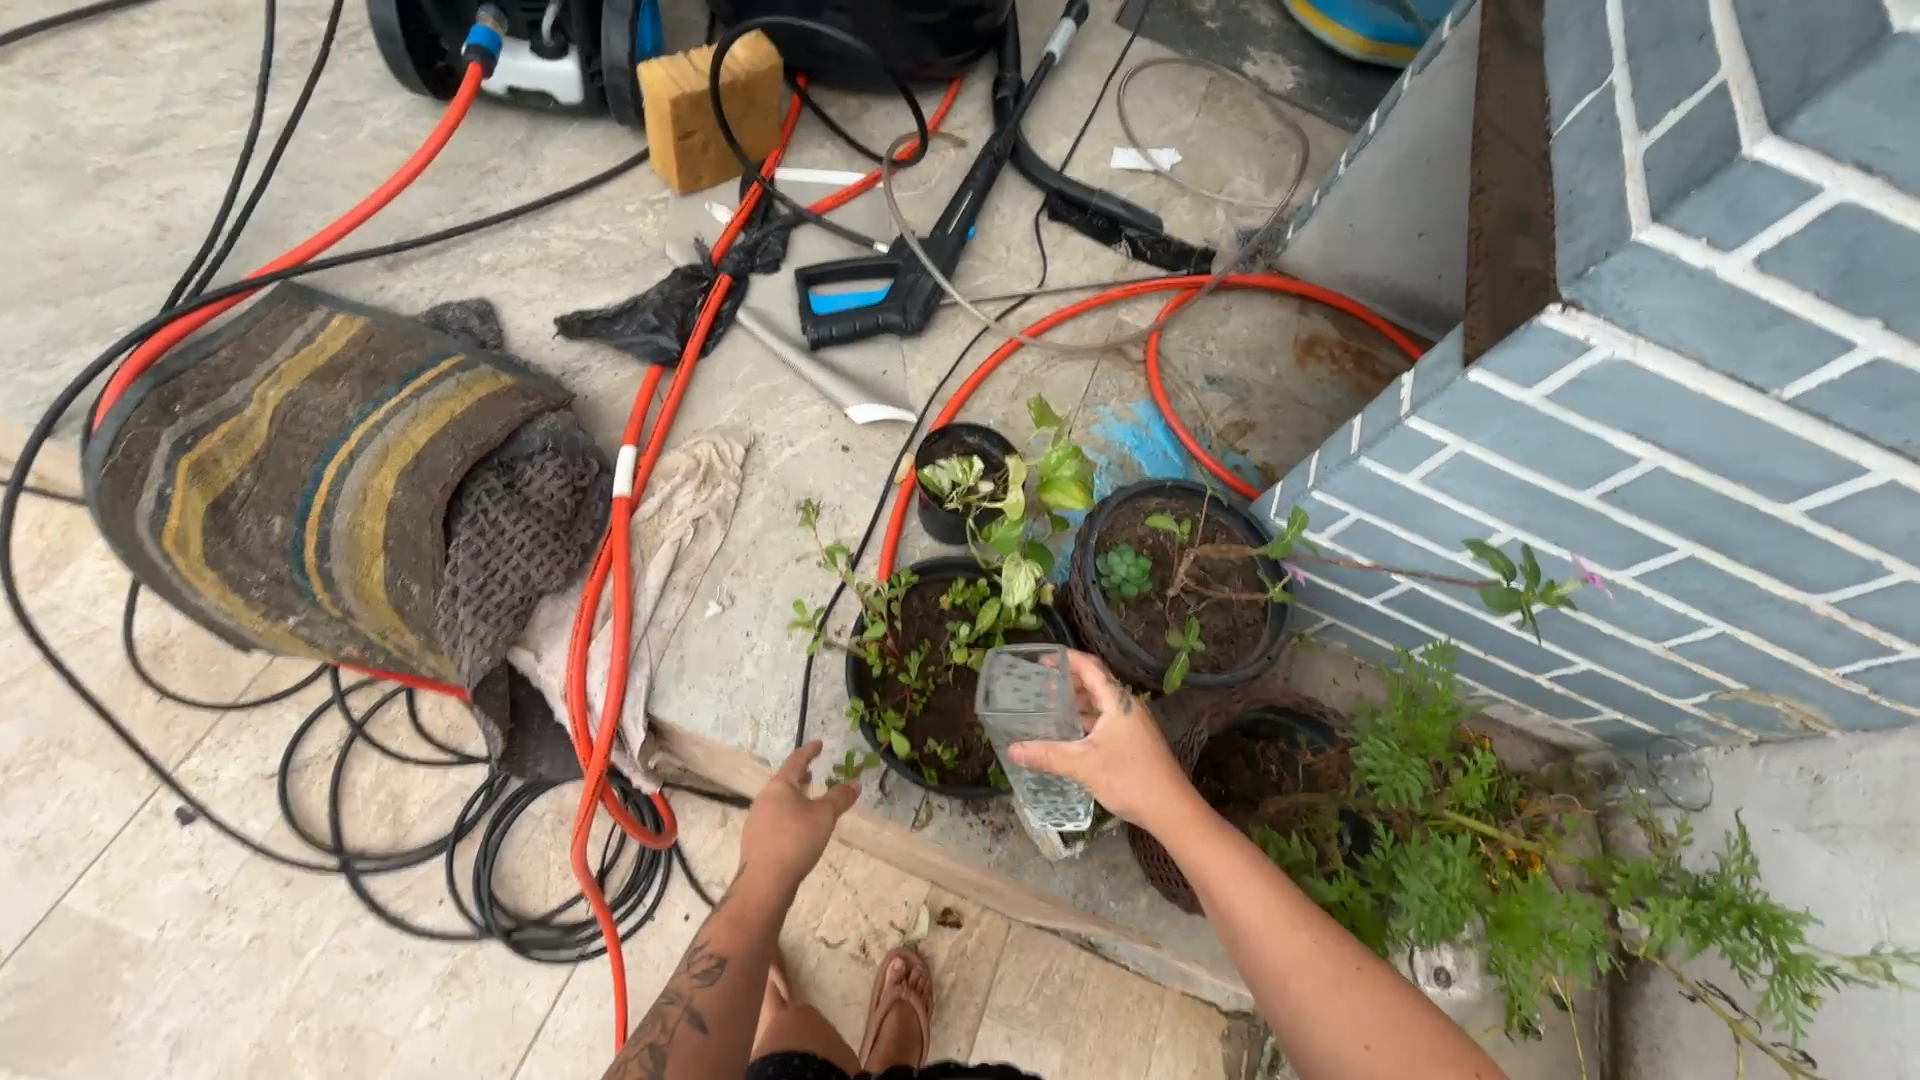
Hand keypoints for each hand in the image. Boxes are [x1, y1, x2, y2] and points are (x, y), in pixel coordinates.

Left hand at [738, 740, 859, 894]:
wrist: (764, 882)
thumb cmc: (796, 840)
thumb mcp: (824, 816)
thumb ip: (840, 798)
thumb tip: (855, 783)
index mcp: (779, 787)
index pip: (795, 761)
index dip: (809, 751)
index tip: (819, 744)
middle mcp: (764, 799)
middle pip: (784, 781)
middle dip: (800, 776)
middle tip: (813, 772)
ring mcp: (756, 821)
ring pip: (778, 801)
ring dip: (794, 796)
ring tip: (808, 799)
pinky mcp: (756, 842)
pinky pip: (775, 819)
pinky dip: (788, 815)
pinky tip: (797, 828)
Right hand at [1006, 650, 1199, 831]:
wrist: (1171, 809)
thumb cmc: (1129, 778)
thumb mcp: (1083, 765)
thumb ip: (1048, 755)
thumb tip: (1013, 750)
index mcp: (1117, 702)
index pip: (1090, 667)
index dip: (1067, 659)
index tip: (1043, 659)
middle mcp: (1127, 707)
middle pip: (1095, 683)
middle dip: (1069, 681)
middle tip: (1040, 685)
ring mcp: (1133, 724)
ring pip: (1101, 704)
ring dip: (1078, 702)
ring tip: (1051, 707)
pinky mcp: (1135, 741)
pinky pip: (1106, 721)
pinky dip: (1087, 721)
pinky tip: (1071, 734)